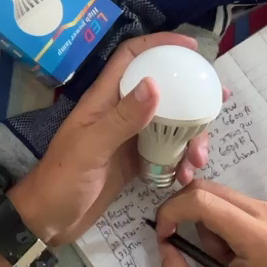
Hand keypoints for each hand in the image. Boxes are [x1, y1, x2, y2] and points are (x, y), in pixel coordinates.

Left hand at [8, 33, 212, 246]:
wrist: (47, 222)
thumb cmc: (61, 181)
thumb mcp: (91, 148)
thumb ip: (122, 119)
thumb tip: (156, 85)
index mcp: (103, 99)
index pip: (131, 58)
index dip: (159, 44)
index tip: (192, 48)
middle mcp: (118, 113)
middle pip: (160, 89)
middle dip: (190, 95)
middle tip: (219, 104)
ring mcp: (127, 138)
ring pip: (168, 123)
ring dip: (190, 136)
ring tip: (198, 159)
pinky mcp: (134, 162)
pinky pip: (166, 152)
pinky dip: (180, 160)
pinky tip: (185, 176)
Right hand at [154, 179, 266, 266]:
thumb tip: (164, 245)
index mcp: (260, 238)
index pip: (203, 201)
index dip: (172, 212)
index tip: (163, 236)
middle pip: (207, 190)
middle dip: (185, 214)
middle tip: (181, 245)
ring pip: (217, 196)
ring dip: (204, 222)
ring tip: (219, 259)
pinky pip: (231, 204)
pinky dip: (219, 223)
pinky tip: (232, 252)